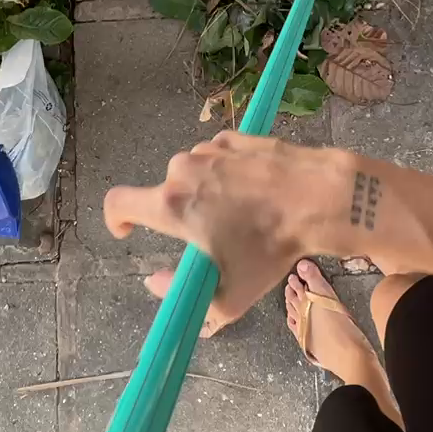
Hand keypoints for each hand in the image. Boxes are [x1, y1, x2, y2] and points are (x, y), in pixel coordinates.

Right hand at [103, 132, 353, 333]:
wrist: (316, 197)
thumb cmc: (269, 248)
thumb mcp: (227, 296)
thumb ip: (179, 294)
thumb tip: (154, 281)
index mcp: (171, 204)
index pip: (118, 202)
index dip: (117, 219)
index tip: (129, 231)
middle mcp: (183, 169)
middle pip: (165, 192)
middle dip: (181, 213)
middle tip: (213, 235)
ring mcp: (209, 148)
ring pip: (193, 173)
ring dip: (205, 191)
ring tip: (242, 212)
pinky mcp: (233, 136)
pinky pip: (217, 157)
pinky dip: (225, 173)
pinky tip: (254, 188)